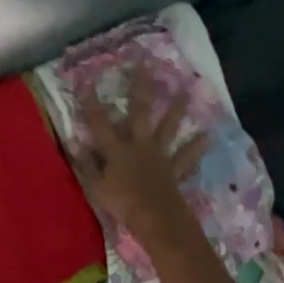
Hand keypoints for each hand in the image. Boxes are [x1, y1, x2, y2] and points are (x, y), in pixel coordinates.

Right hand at [69, 65, 208, 237]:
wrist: (155, 217)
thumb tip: (75, 142)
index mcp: (116, 150)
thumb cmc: (122, 203)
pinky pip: (186, 157)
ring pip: (168, 128)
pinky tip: (208, 136)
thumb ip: (87, 164)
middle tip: (146, 64)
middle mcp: (139, 145)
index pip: (100, 123)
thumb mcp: (96, 187)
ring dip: (177, 110)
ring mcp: (159, 155)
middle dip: (141, 87)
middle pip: (140, 112)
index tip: (87, 81)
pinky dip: (196, 147)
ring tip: (186, 92)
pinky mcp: (174, 169)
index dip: (91, 103)